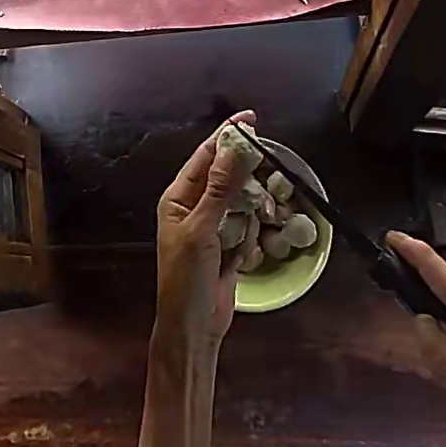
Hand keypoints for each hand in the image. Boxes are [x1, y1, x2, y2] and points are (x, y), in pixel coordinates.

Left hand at [153, 110, 256, 355]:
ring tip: (262, 197)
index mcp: (178, 198)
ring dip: (251, 199)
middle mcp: (194, 207)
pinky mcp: (229, 244)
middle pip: (223, 175)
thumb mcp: (202, 229)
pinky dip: (253, 224)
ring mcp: (213, 226)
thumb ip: (219, 189)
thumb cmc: (187, 277)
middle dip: (243, 166)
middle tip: (267, 154)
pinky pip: (246, 222)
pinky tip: (255, 232)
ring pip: (238, 198)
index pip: (204, 157)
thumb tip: (234, 148)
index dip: (225, 136)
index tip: (250, 119)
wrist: (193, 327)